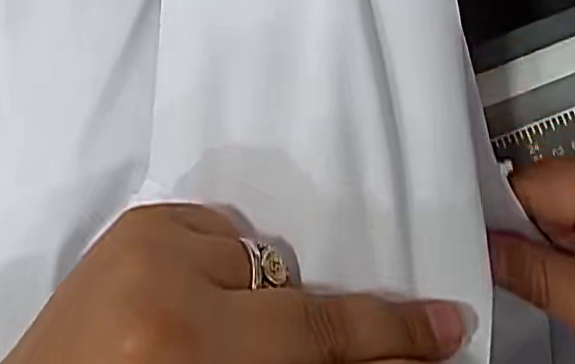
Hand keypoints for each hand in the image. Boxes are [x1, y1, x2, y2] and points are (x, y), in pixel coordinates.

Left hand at [5, 204, 469, 363]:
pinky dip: (214, 263)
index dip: (391, 334)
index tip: (446, 324)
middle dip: (315, 323)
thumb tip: (365, 348)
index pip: (319, 338)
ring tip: (207, 335)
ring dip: (249, 296)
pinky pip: (214, 228)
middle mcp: (164, 294)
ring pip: (254, 256)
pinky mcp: (129, 223)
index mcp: (189, 359)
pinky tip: (185, 299)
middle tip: (328, 343)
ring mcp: (141, 248)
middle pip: (294, 291)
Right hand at [490, 151, 574, 363]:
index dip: (494, 219)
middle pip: (538, 197)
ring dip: (549, 256)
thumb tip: (483, 248)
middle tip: (514, 287)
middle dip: (524, 241)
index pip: (522, 182)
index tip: (472, 253)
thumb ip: (539, 274)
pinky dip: (572, 262)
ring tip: (561, 298)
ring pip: (559, 218)